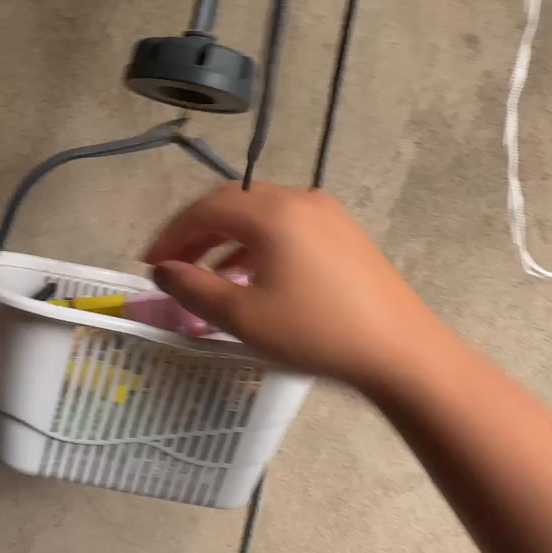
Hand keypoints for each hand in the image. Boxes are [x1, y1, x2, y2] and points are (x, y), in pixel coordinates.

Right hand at [142, 182, 449, 391]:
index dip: (171, 234)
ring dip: (224, 238)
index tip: (149, 264)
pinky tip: (249, 274)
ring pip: (259, 213)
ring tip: (205, 272)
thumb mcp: (243, 317)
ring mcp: (325, 213)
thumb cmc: (316, 332)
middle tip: (172, 263)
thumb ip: (193, 288)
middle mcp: (298, 199)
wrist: (402, 353)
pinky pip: (284, 225)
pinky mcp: (342, 232)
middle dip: (195, 231)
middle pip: (231, 202)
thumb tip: (162, 271)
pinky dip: (255, 243)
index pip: (205, 209)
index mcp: (271, 212)